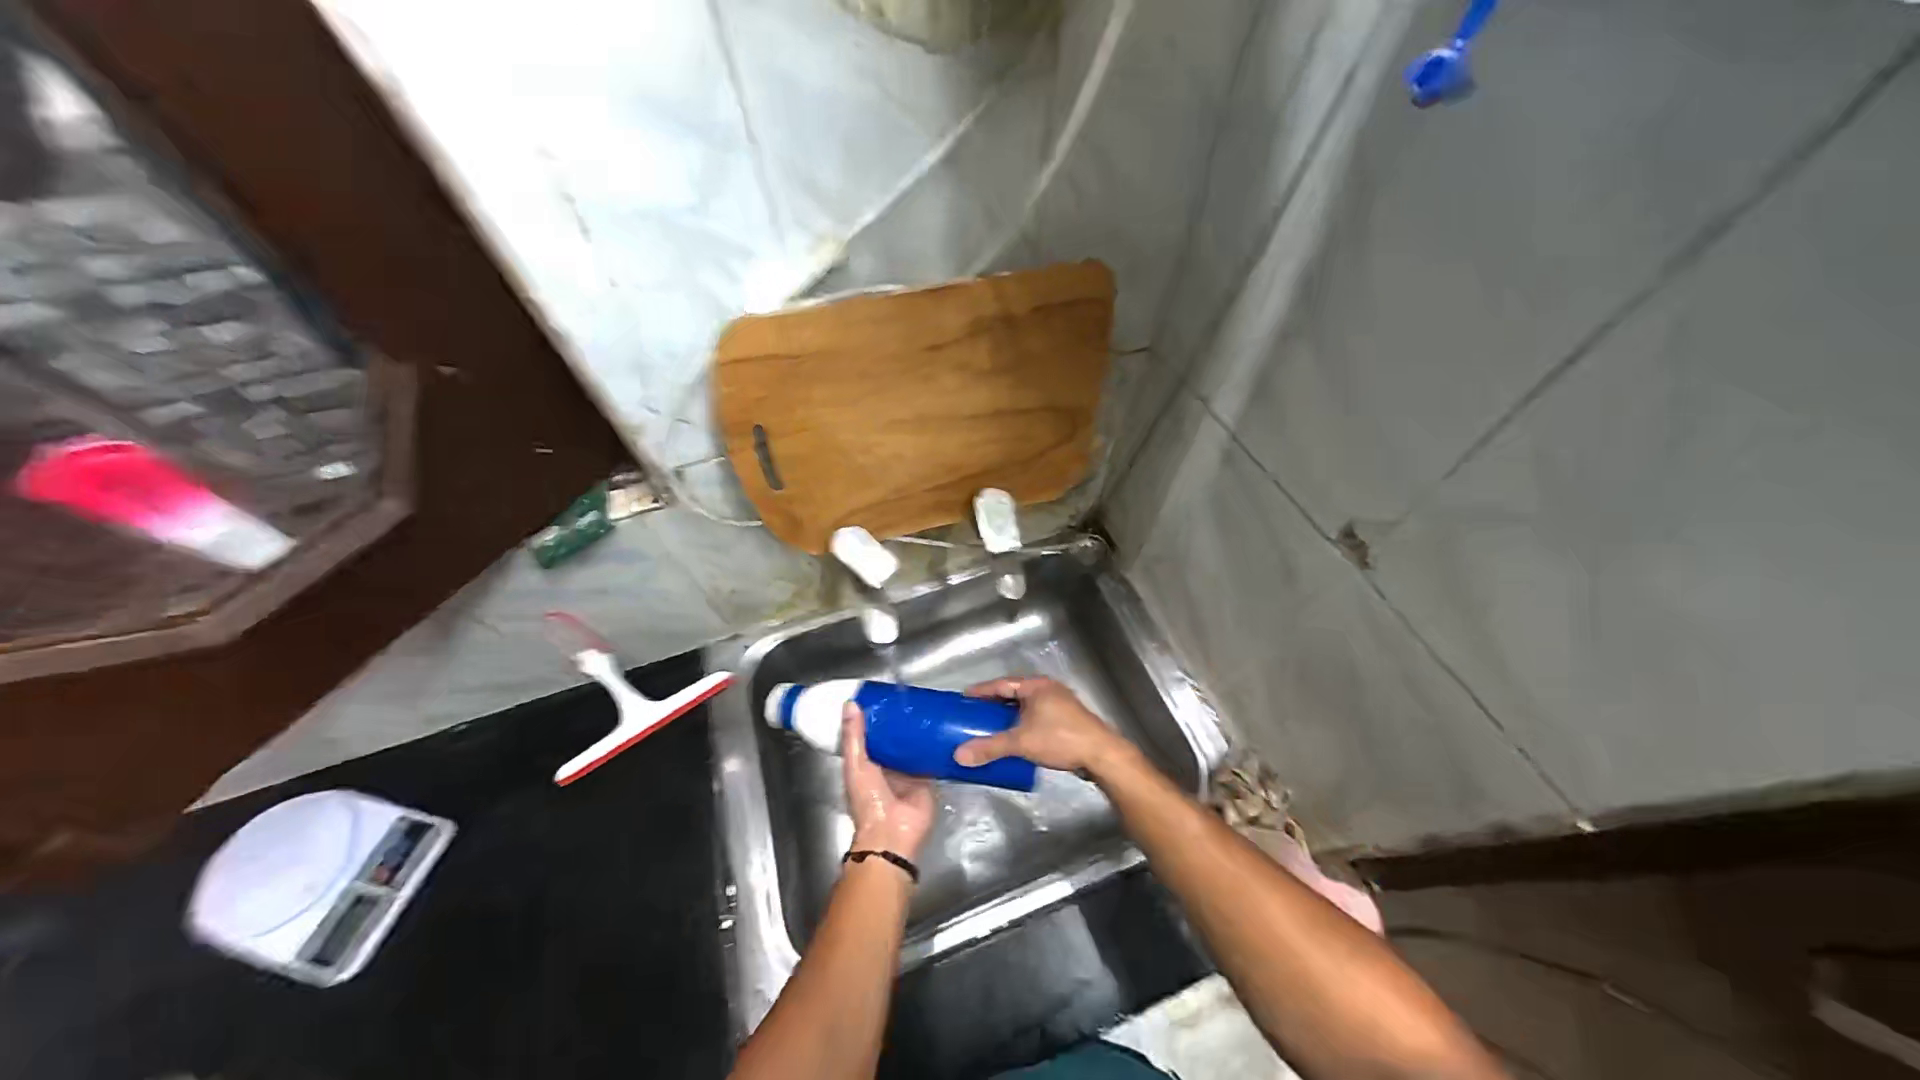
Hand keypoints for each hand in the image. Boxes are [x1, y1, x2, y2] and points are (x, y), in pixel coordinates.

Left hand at [841, 703, 934, 860]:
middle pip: (895, 739)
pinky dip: (936, 747)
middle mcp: (887, 767)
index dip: (876, 717)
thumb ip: (854, 736)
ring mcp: (908, 773)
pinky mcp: (928, 778)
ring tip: (929, 708)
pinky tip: (943, 729)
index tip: (885, 695)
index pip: (871, 735)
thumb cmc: (868, 800)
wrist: (893, 833)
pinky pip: (932, 759)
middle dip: (901, 723)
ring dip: (919, 733)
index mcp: (866, 763)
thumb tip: (850, 704)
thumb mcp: (856, 764)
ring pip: (914, 747)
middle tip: (912, 698)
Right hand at [954, 676, 1132, 775]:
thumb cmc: (1060, 739)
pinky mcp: (1067, 721)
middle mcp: (1049, 690)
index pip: (1002, 683)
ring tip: (990, 727)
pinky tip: (1014, 738)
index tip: (964, 697)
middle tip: (974, 713)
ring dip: (1009, 716)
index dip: (982, 690)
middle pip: (1014, 694)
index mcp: (1037, 686)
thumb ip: (990, 748)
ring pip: (1027, 707)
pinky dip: (1022, 725)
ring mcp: (1060, 705)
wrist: (1101, 755)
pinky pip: (1037, 718)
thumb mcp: (1021, 742)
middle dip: (994, 704)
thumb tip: (959, 755)